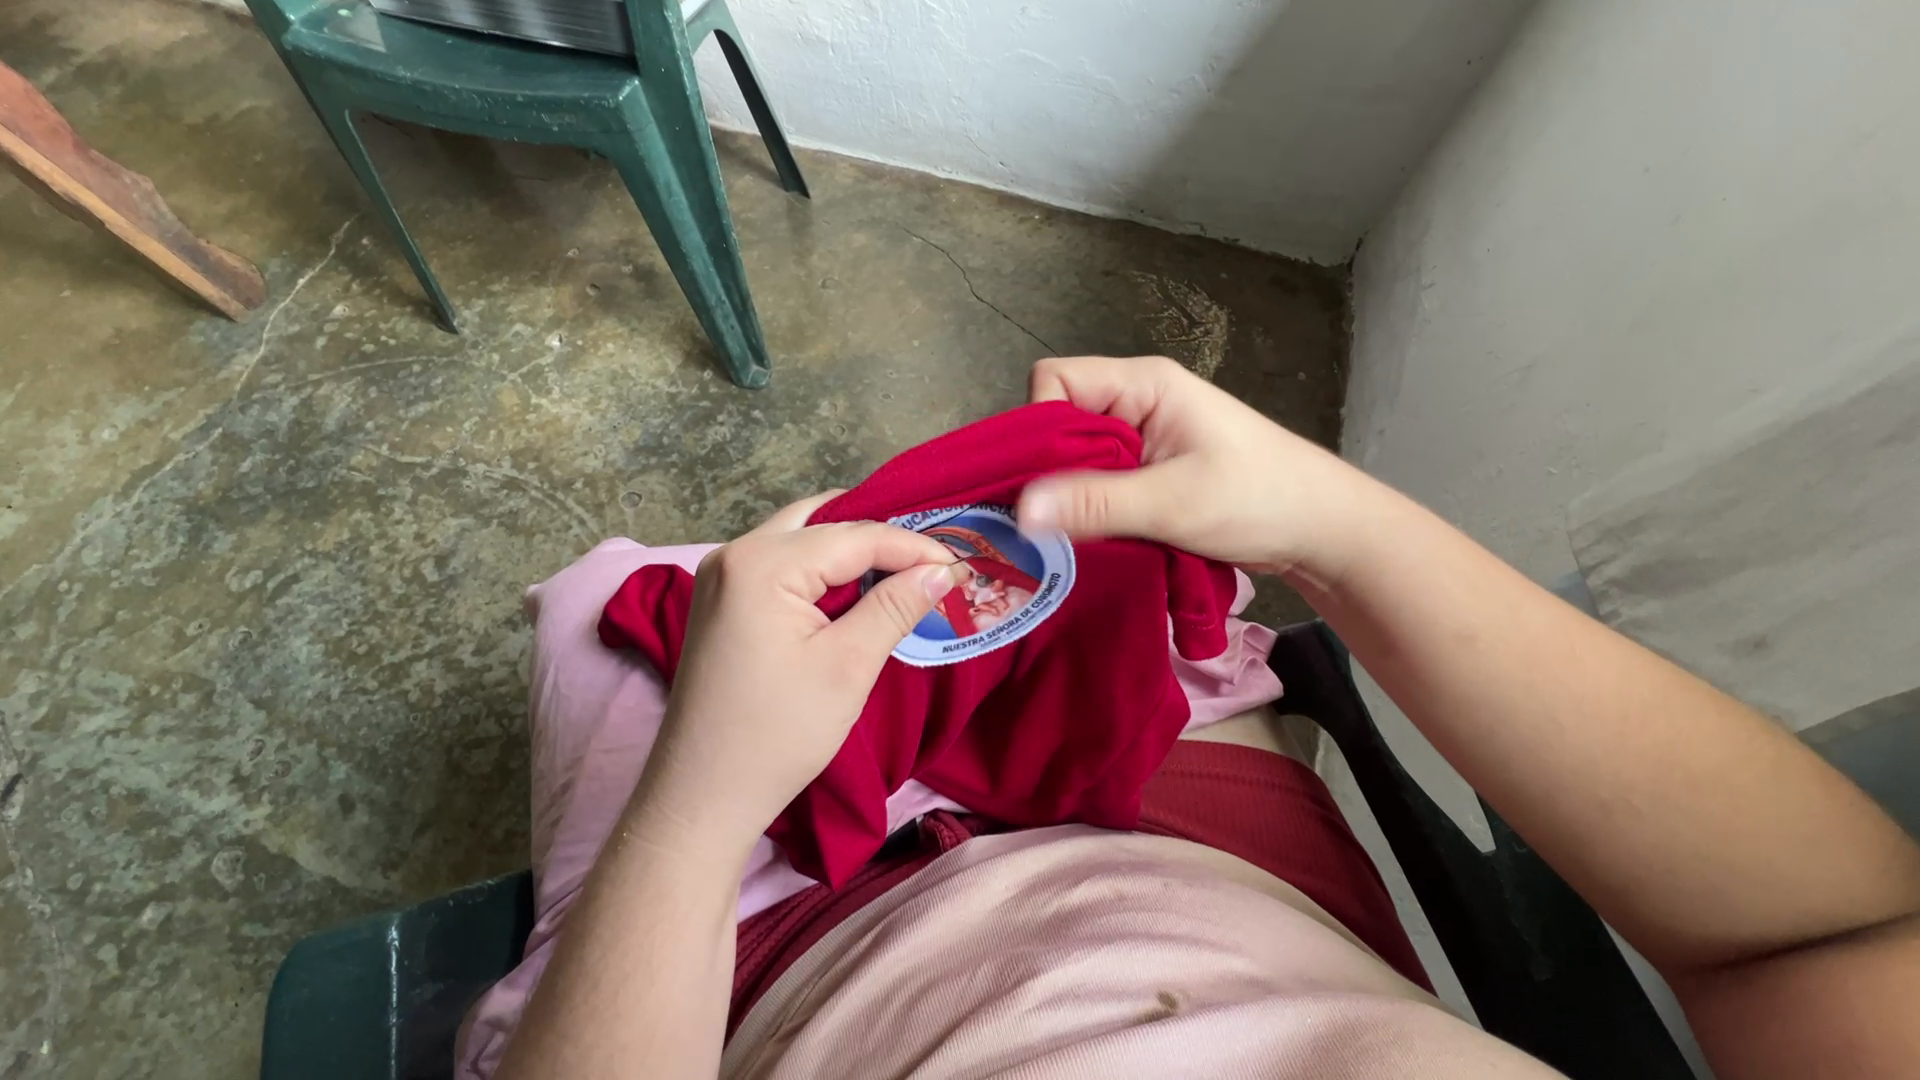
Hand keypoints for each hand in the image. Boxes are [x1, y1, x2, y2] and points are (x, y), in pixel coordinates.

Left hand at [636, 494, 955, 851]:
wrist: (702, 795)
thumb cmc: (777, 735)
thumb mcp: (848, 667)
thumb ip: (894, 607)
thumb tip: (941, 571)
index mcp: (760, 564)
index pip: (854, 535)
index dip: (912, 547)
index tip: (958, 565)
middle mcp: (733, 554)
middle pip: (822, 521)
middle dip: (879, 536)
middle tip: (929, 560)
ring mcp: (720, 575)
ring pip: (801, 537)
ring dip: (851, 550)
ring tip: (902, 571)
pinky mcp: (722, 600)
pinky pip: (782, 562)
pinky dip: (823, 569)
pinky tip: (855, 590)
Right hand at [1016, 356, 1384, 583]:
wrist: (1323, 531)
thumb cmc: (1259, 500)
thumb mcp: (1172, 502)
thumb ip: (1094, 502)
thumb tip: (1019, 509)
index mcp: (1143, 384)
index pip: (1055, 381)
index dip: (1037, 425)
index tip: (1042, 480)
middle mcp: (1136, 402)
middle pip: (1059, 421)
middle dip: (1049, 470)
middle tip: (1051, 519)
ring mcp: (1143, 438)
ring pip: (1076, 457)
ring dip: (1071, 495)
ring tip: (1075, 533)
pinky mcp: (1149, 471)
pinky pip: (1098, 481)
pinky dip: (1091, 508)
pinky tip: (1096, 535)